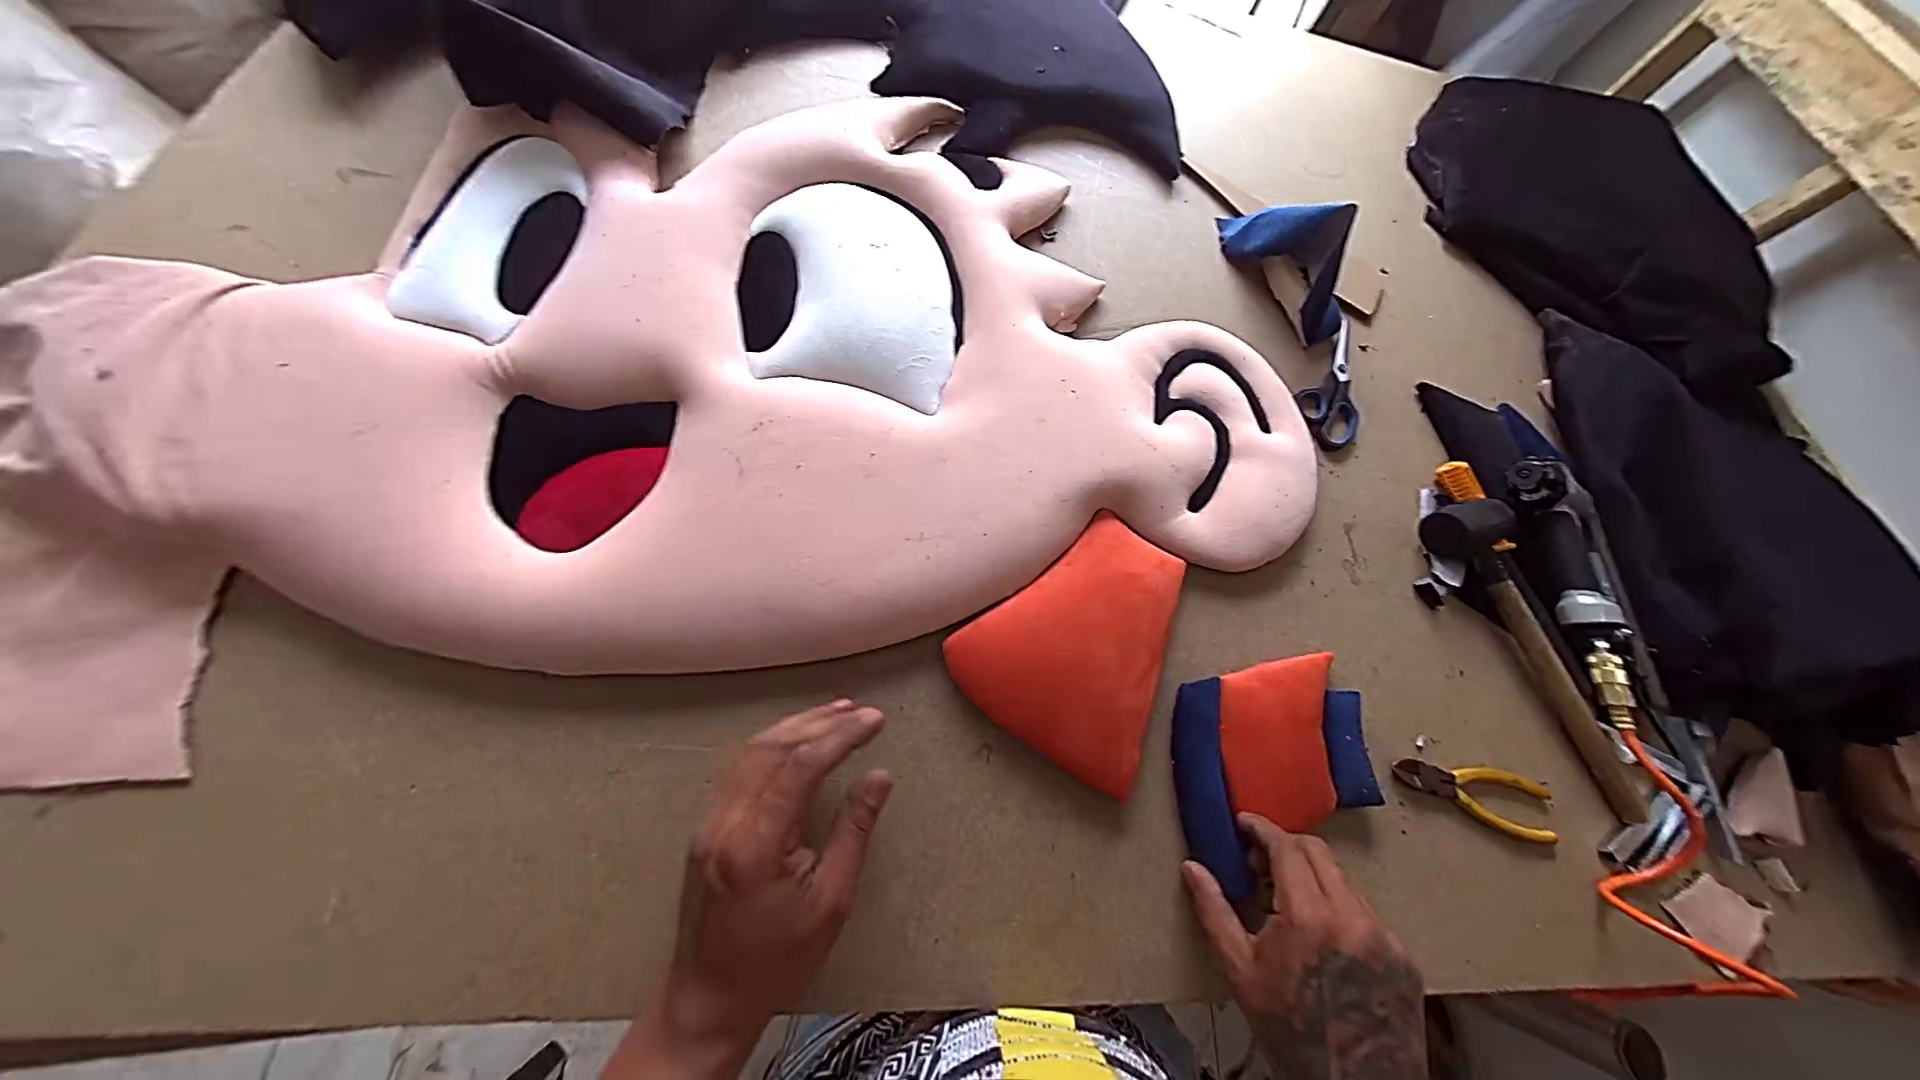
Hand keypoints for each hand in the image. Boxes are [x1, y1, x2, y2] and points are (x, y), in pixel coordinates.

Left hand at [607, 700, 892, 1079]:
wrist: (709, 998)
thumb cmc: (778, 959)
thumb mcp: (831, 902)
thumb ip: (853, 831)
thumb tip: (879, 776)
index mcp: (754, 845)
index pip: (800, 766)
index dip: (841, 736)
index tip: (875, 720)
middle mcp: (724, 823)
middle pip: (772, 748)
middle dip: (821, 722)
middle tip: (861, 710)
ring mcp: (708, 821)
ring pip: (752, 751)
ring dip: (796, 725)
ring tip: (837, 710)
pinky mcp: (706, 825)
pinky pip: (741, 767)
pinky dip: (774, 743)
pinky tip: (798, 736)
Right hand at [1183, 814, 1424, 1079]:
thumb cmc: (1292, 1032)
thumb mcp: (1240, 970)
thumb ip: (1213, 911)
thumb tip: (1192, 869)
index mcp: (1309, 918)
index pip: (1287, 847)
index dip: (1262, 829)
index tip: (1244, 824)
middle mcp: (1352, 918)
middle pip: (1317, 851)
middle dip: (1284, 845)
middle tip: (1258, 860)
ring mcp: (1383, 937)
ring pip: (1342, 877)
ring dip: (1311, 874)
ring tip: (1284, 898)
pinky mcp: (1403, 956)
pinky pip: (1364, 908)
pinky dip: (1336, 903)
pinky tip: (1317, 931)